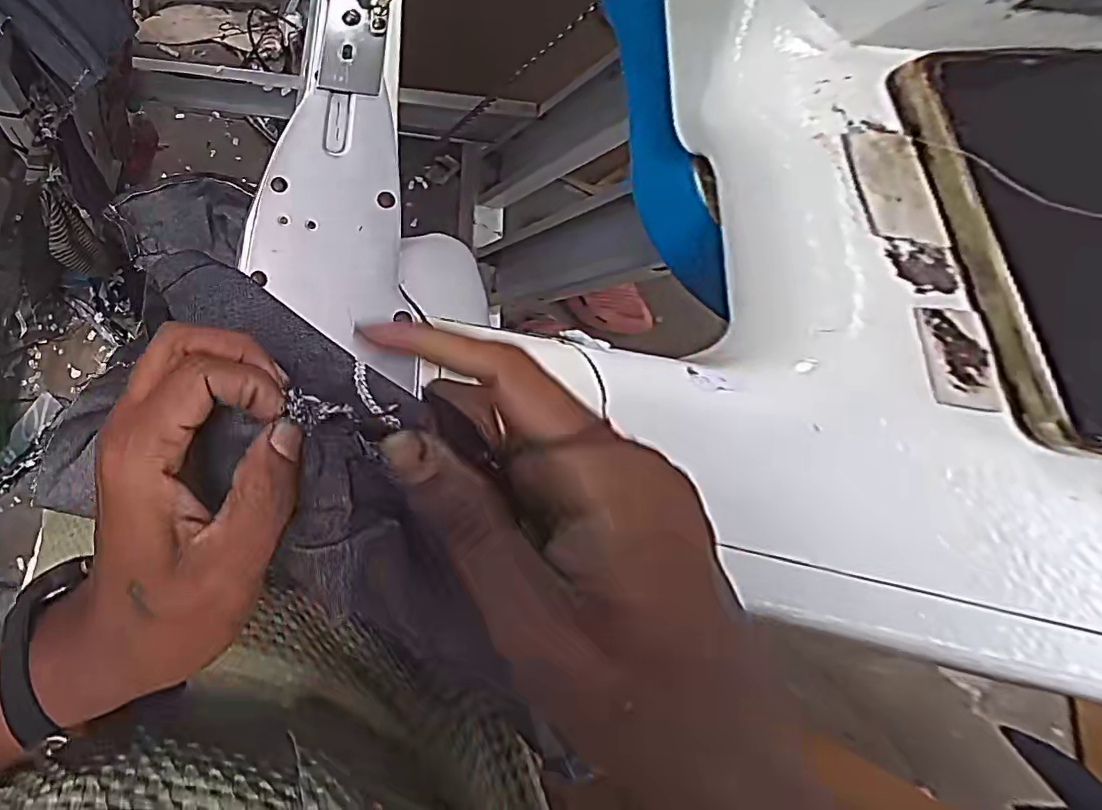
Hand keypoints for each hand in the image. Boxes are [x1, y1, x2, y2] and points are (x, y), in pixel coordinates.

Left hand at [29, 324, 303, 727]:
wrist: (114, 639)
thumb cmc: (163, 618)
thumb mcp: (228, 570)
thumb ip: (263, 496)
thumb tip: (288, 431)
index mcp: (139, 453)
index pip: (194, 373)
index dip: (248, 380)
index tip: (281, 415)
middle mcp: (125, 428)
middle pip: (176, 343)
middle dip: (235, 349)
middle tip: (277, 386)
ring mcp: (129, 429)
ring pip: (172, 352)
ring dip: (225, 356)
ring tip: (268, 391)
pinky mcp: (141, 438)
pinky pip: (175, 378)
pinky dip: (216, 374)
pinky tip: (248, 402)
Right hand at [361, 322, 820, 809]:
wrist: (721, 774)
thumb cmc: (646, 710)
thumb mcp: (528, 615)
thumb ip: (462, 518)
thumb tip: (403, 442)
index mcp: (610, 476)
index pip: (510, 375)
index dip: (435, 345)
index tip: (380, 335)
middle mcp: (623, 464)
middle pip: (507, 404)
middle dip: (442, 425)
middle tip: (395, 460)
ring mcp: (622, 482)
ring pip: (515, 435)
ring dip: (466, 462)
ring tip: (452, 525)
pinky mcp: (614, 502)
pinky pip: (534, 465)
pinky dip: (490, 484)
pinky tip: (483, 534)